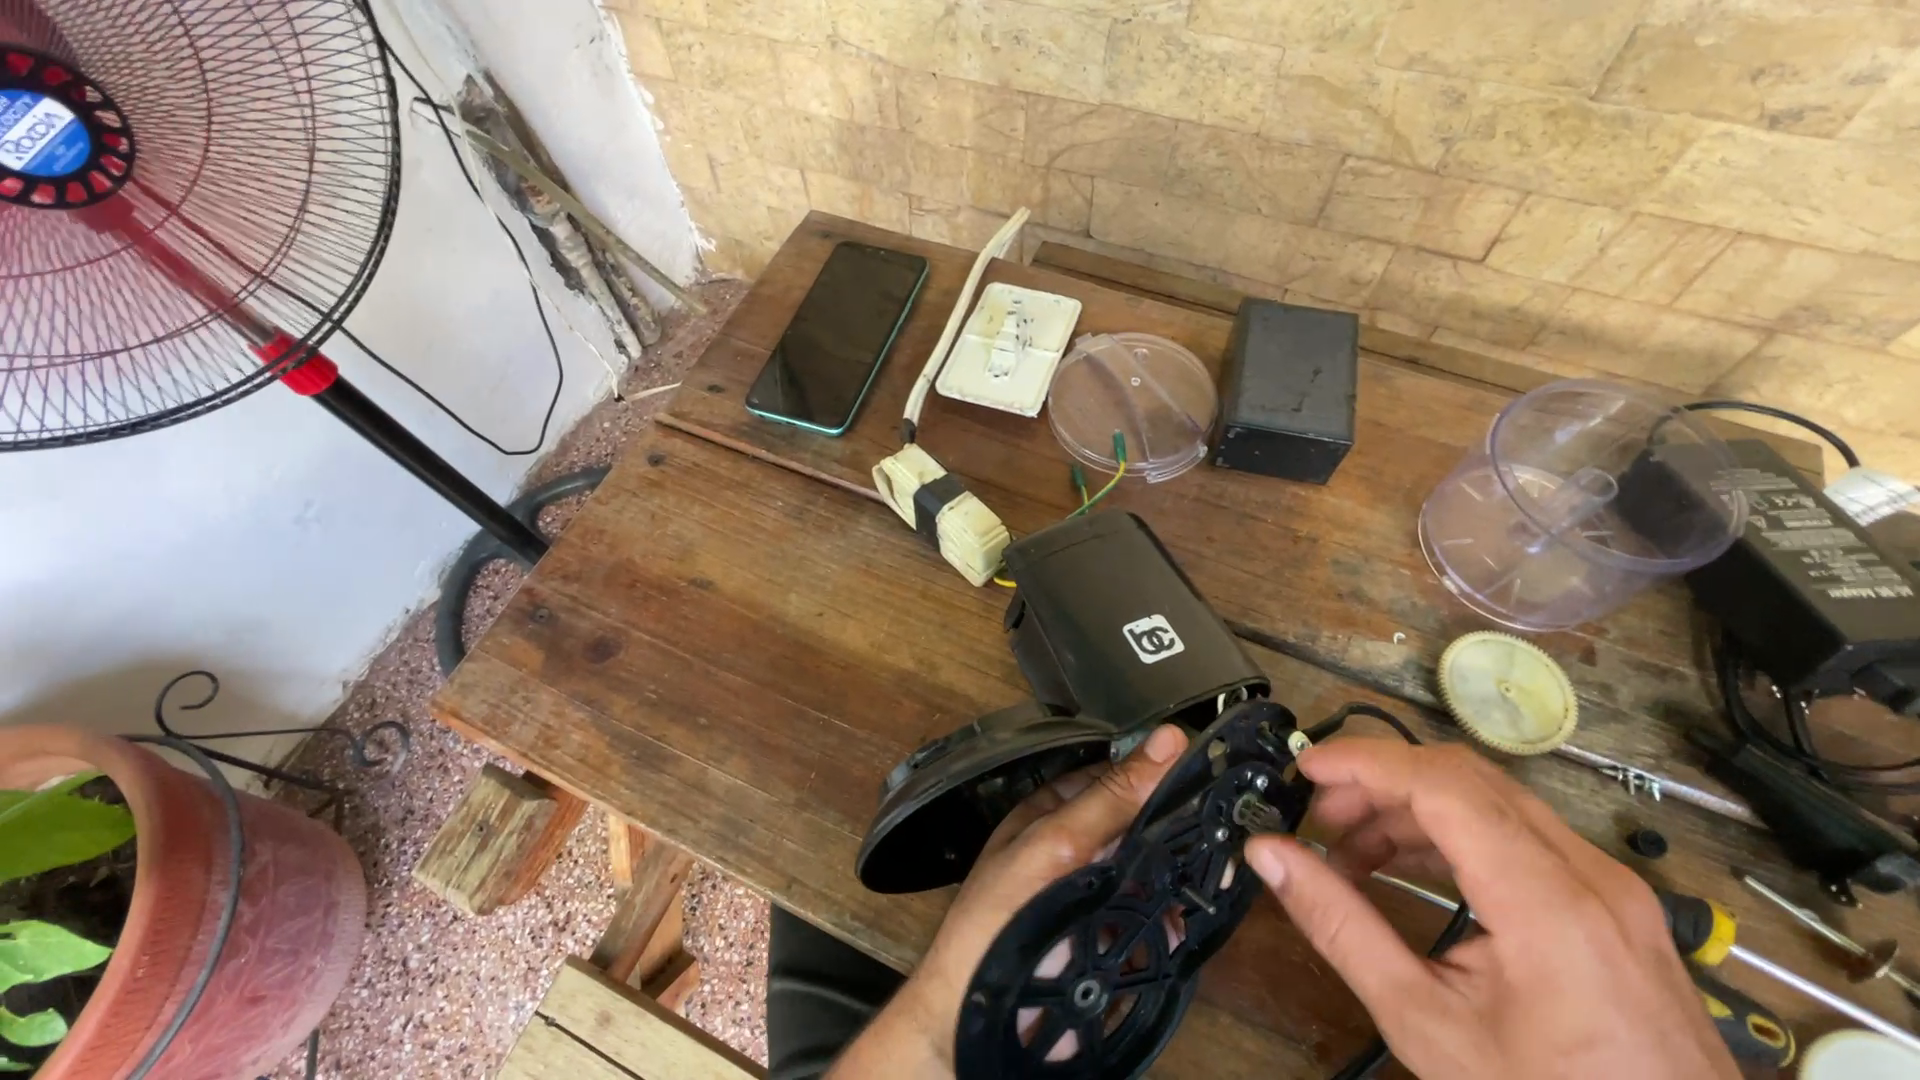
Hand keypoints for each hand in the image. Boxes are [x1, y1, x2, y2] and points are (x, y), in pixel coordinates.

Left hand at [830, 724, 1188, 1077]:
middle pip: (1136, 826)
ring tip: (1208, 887)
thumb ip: (1112, 797)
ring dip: (1176, 881)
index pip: (1115, 778)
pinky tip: (1182, 928)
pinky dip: (1168, 922)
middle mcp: (1073, 846)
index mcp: (1052, 812)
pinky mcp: (1104, 937)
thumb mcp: (1057, 844)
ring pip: (1147, 873)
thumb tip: (1170, 737)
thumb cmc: (1005, 915)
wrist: (976, 1015)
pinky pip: (1147, 918)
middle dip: (1175, 835)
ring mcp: (1089, 893)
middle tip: (1224, 840)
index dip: (1158, 775)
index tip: (1214, 776)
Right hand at [1244, 739, 1738, 1079]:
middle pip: (1465, 777)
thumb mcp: (1424, 1022)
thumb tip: (1269, 855)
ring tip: (1350, 850)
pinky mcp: (1612, 899)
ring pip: (1491, 799)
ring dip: (1410, 806)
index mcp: (1546, 902)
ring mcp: (1610, 883)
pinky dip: (1451, 831)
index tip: (1303, 768)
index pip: (1442, 784)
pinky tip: (1408, 867)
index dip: (1363, 762)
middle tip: (1319, 817)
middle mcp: (1588, 873)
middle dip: (1379, 781)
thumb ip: (1340, 928)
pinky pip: (1519, 832)